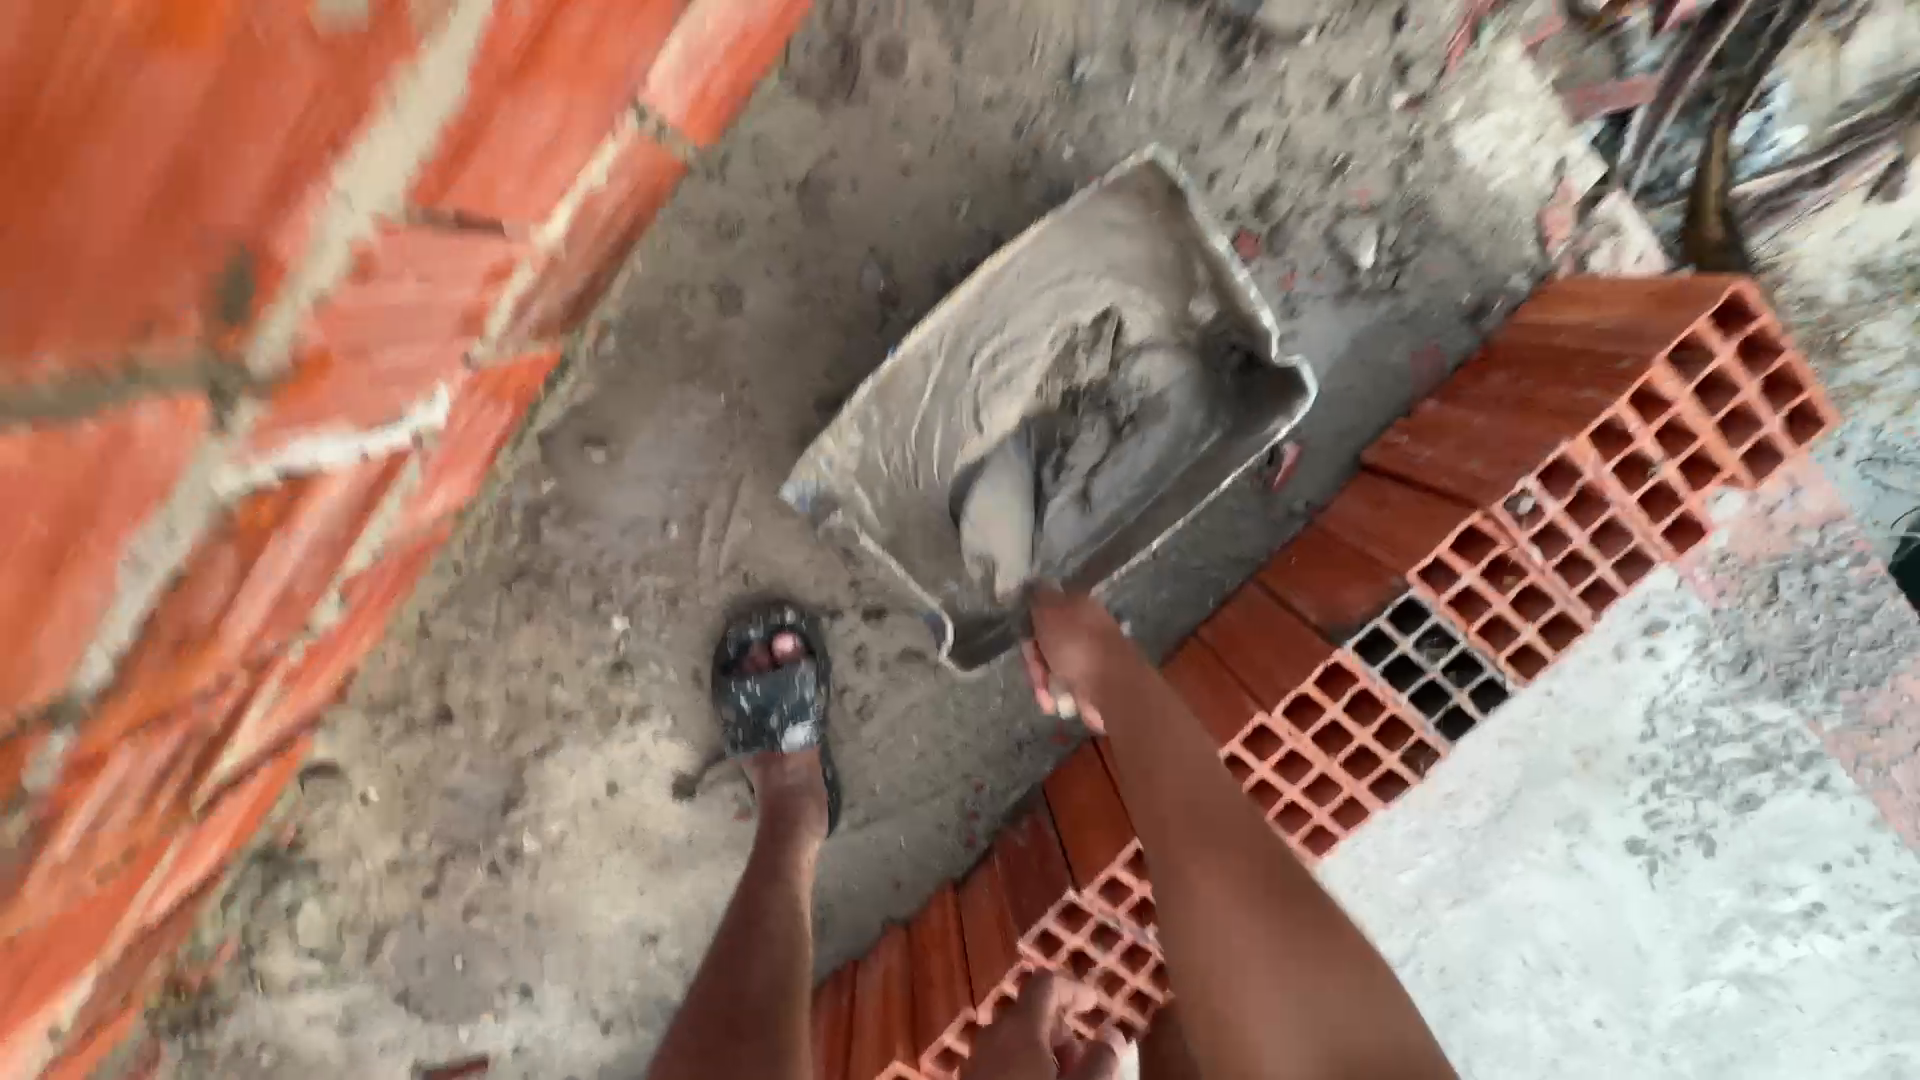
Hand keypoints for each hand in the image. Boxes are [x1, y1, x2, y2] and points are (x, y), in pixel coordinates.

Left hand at [961, 973, 1124, 1079]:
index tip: (1096, 1006)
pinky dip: (1024, 1068)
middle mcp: (993, 1034)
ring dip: (1044, 1054)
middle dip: (1061, 1032)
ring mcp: (976, 1060)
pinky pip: (1002, 1061)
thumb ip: (1100, 1063)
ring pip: (1016, 1040)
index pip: (1046, 984)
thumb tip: (1112, 1034)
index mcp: (1020, 1027)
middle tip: (1085, 1066)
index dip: (1074, 988)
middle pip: (1030, 1013)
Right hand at [1021, 587, 1130, 732]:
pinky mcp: (1094, 680)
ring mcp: (1091, 655)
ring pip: (1054, 666)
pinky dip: (1058, 693)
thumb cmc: (1076, 645)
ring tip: (1047, 698)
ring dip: (1044, 681)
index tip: (1026, 643)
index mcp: (1078, 605)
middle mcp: (1086, 627)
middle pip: (1047, 642)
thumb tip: (1035, 586)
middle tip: (1036, 674)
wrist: (1111, 686)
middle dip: (1036, 661)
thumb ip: (1038, 598)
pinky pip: (1066, 684)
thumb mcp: (1048, 612)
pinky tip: (1055, 703)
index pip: (1044, 611)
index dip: (1030, 628)